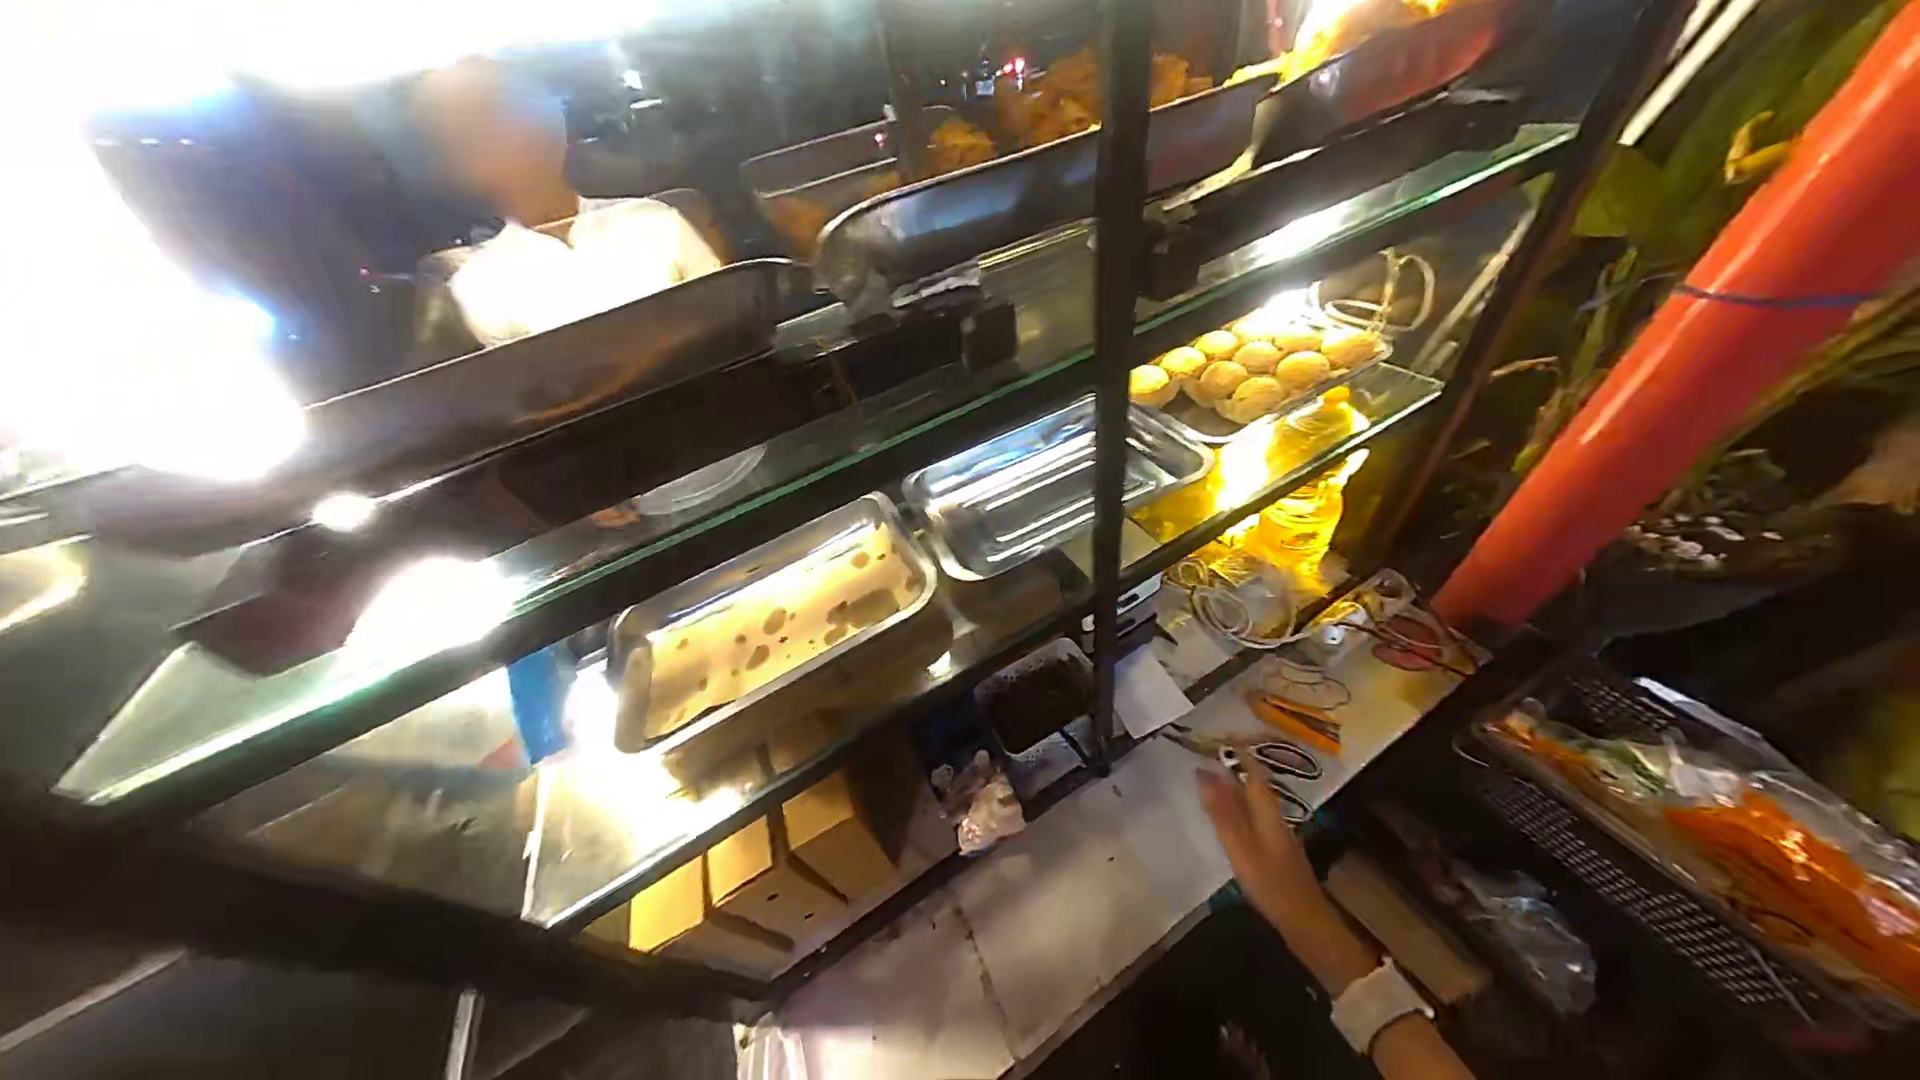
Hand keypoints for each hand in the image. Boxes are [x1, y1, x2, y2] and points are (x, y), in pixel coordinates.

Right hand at [1198, 768, 1377, 994]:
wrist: (1307, 924)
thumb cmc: (1272, 883)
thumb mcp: (1240, 847)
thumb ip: (1221, 811)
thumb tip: (1203, 773)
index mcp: (1267, 811)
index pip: (1252, 772)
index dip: (1240, 752)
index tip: (1222, 733)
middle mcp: (1274, 817)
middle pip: (1253, 784)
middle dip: (1234, 766)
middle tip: (1210, 752)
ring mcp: (1277, 835)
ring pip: (1254, 800)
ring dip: (1235, 786)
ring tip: (1212, 777)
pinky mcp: (1275, 851)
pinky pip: (1253, 816)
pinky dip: (1238, 806)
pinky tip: (1227, 816)